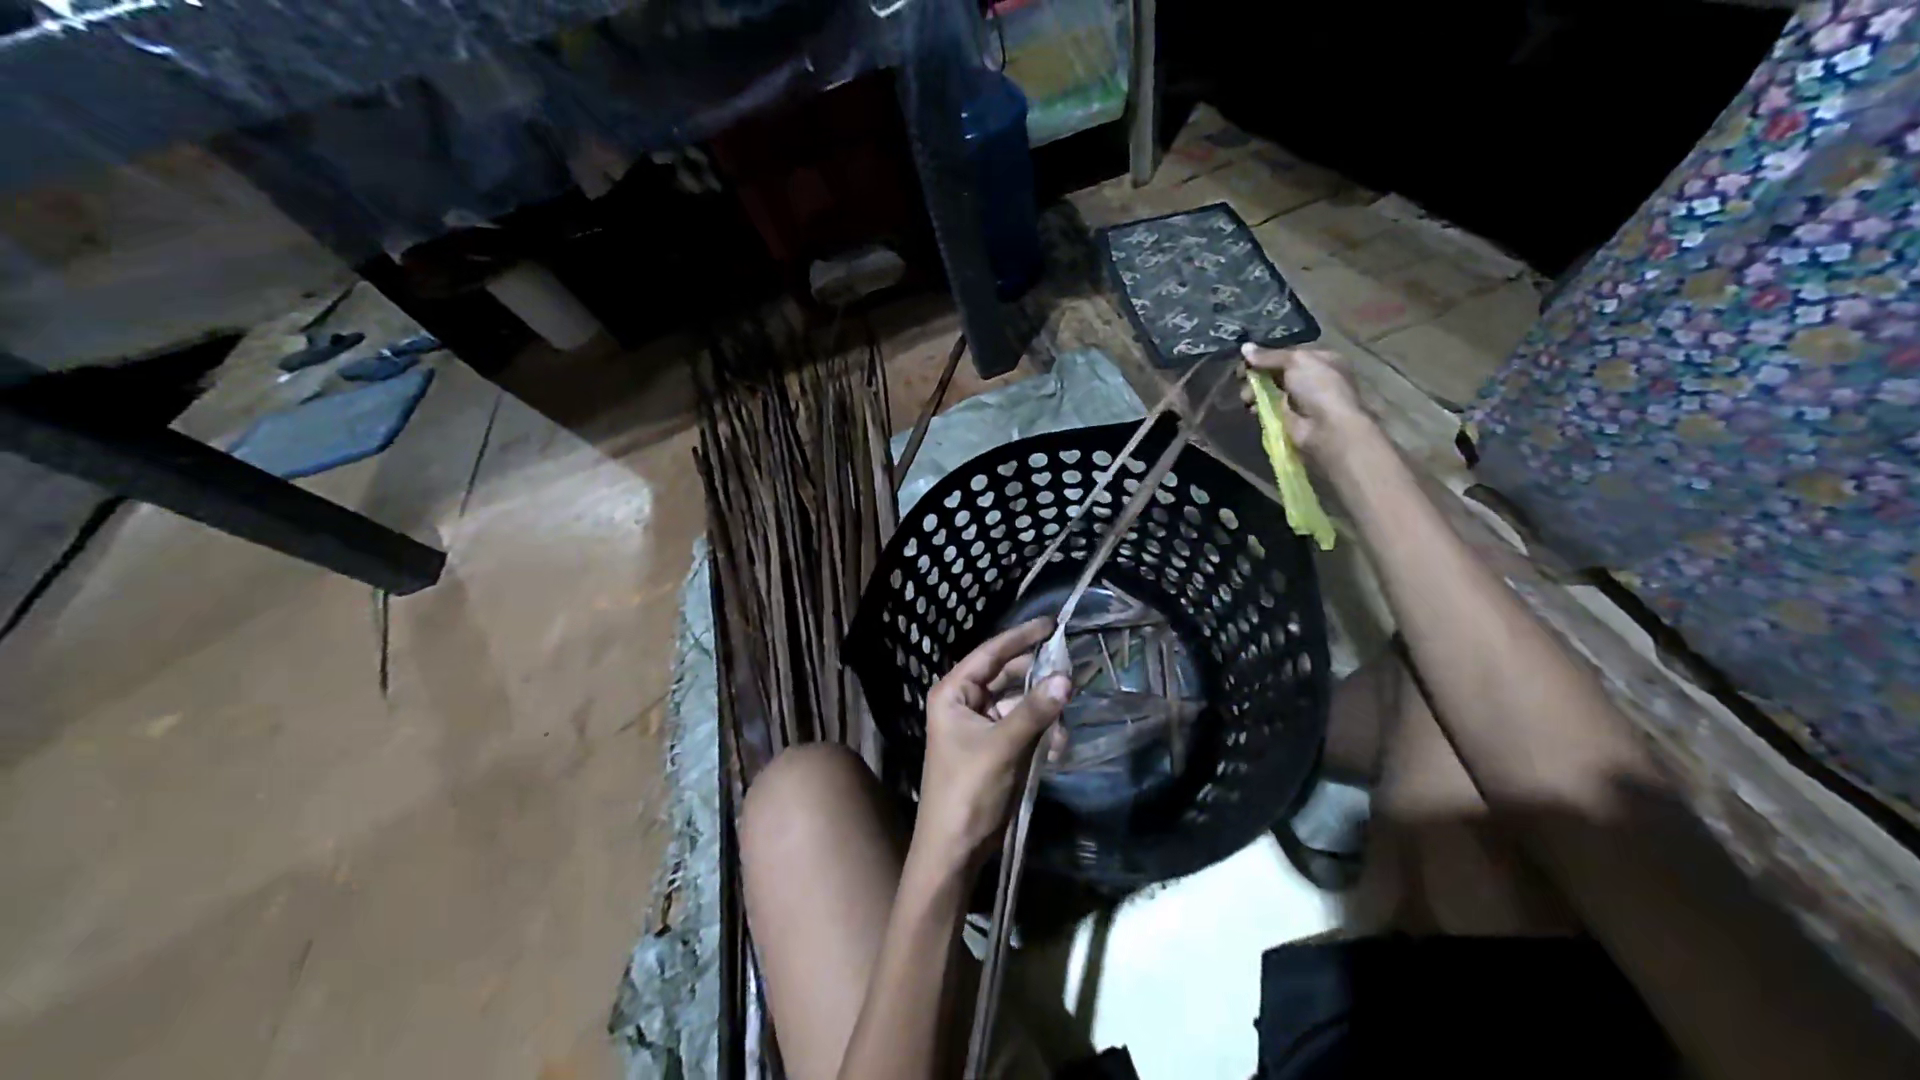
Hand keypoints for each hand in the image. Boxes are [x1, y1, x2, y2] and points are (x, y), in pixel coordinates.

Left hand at [914, 617, 1072, 872]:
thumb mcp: (1003, 746)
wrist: (955, 849)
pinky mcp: (996, 747)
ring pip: (1020, 703)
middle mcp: (965, 703)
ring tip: (1064, 725)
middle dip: (1039, 678)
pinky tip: (1057, 749)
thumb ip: (1035, 710)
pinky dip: (1041, 734)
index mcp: (954, 693)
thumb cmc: (968, 790)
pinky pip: (1023, 727)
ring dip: (1044, 712)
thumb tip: (1068, 677)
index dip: (1021, 637)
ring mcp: (981, 726)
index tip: (1052, 623)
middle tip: (1073, 673)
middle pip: (1008, 676)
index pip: (990, 653)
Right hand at [1240, 344, 1370, 459]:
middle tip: (1241, 377)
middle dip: (1256, 373)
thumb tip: (1244, 347)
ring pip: (1268, 389)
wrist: (1326, 427)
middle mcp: (1310, 377)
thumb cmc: (1318, 387)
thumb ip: (1269, 355)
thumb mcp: (1296, 361)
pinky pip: (1266, 407)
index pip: (1287, 353)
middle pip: (1275, 371)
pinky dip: (1256, 406)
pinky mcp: (1286, 417)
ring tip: (1246, 396)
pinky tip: (1251, 407)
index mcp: (1319, 359)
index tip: (1246, 359)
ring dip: (1253, 390)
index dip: (1265, 355)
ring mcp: (1298, 399)